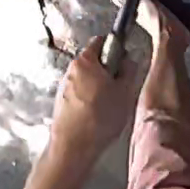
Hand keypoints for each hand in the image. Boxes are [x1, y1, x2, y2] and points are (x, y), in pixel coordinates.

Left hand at [47, 36, 143, 164]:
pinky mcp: (60, 102)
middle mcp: (70, 68)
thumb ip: (129, 71)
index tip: (125, 63)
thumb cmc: (100, 117)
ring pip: (87, 79)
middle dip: (108, 71)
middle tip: (121, 88)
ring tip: (109, 106)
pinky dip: (88, 99)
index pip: (102, 41)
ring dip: (98, 87)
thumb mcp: (125, 93)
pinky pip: (79, 93)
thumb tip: (129, 59)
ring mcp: (63, 85)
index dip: (116, 49)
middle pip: (94, 61)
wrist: (72, 147)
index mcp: (85, 60)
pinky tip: (96, 116)